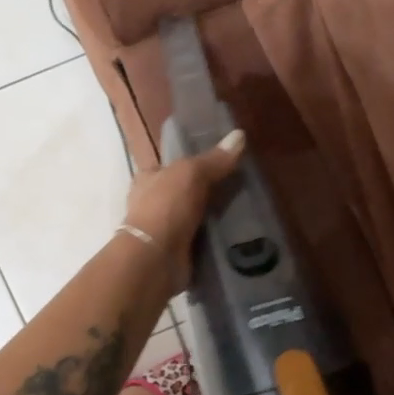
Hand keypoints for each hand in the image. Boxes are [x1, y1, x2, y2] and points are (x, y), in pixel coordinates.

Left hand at [121, 129, 244, 293]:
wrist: (155, 259)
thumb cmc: (166, 208)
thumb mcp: (191, 174)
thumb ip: (215, 159)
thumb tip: (240, 134)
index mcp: (147, 179)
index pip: (170, 166)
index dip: (192, 164)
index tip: (221, 164)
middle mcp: (152, 203)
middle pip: (185, 192)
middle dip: (208, 192)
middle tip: (240, 188)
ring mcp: (164, 230)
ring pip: (195, 217)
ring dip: (214, 217)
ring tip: (246, 210)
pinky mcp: (177, 252)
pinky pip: (201, 240)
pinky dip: (215, 238)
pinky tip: (237, 235)